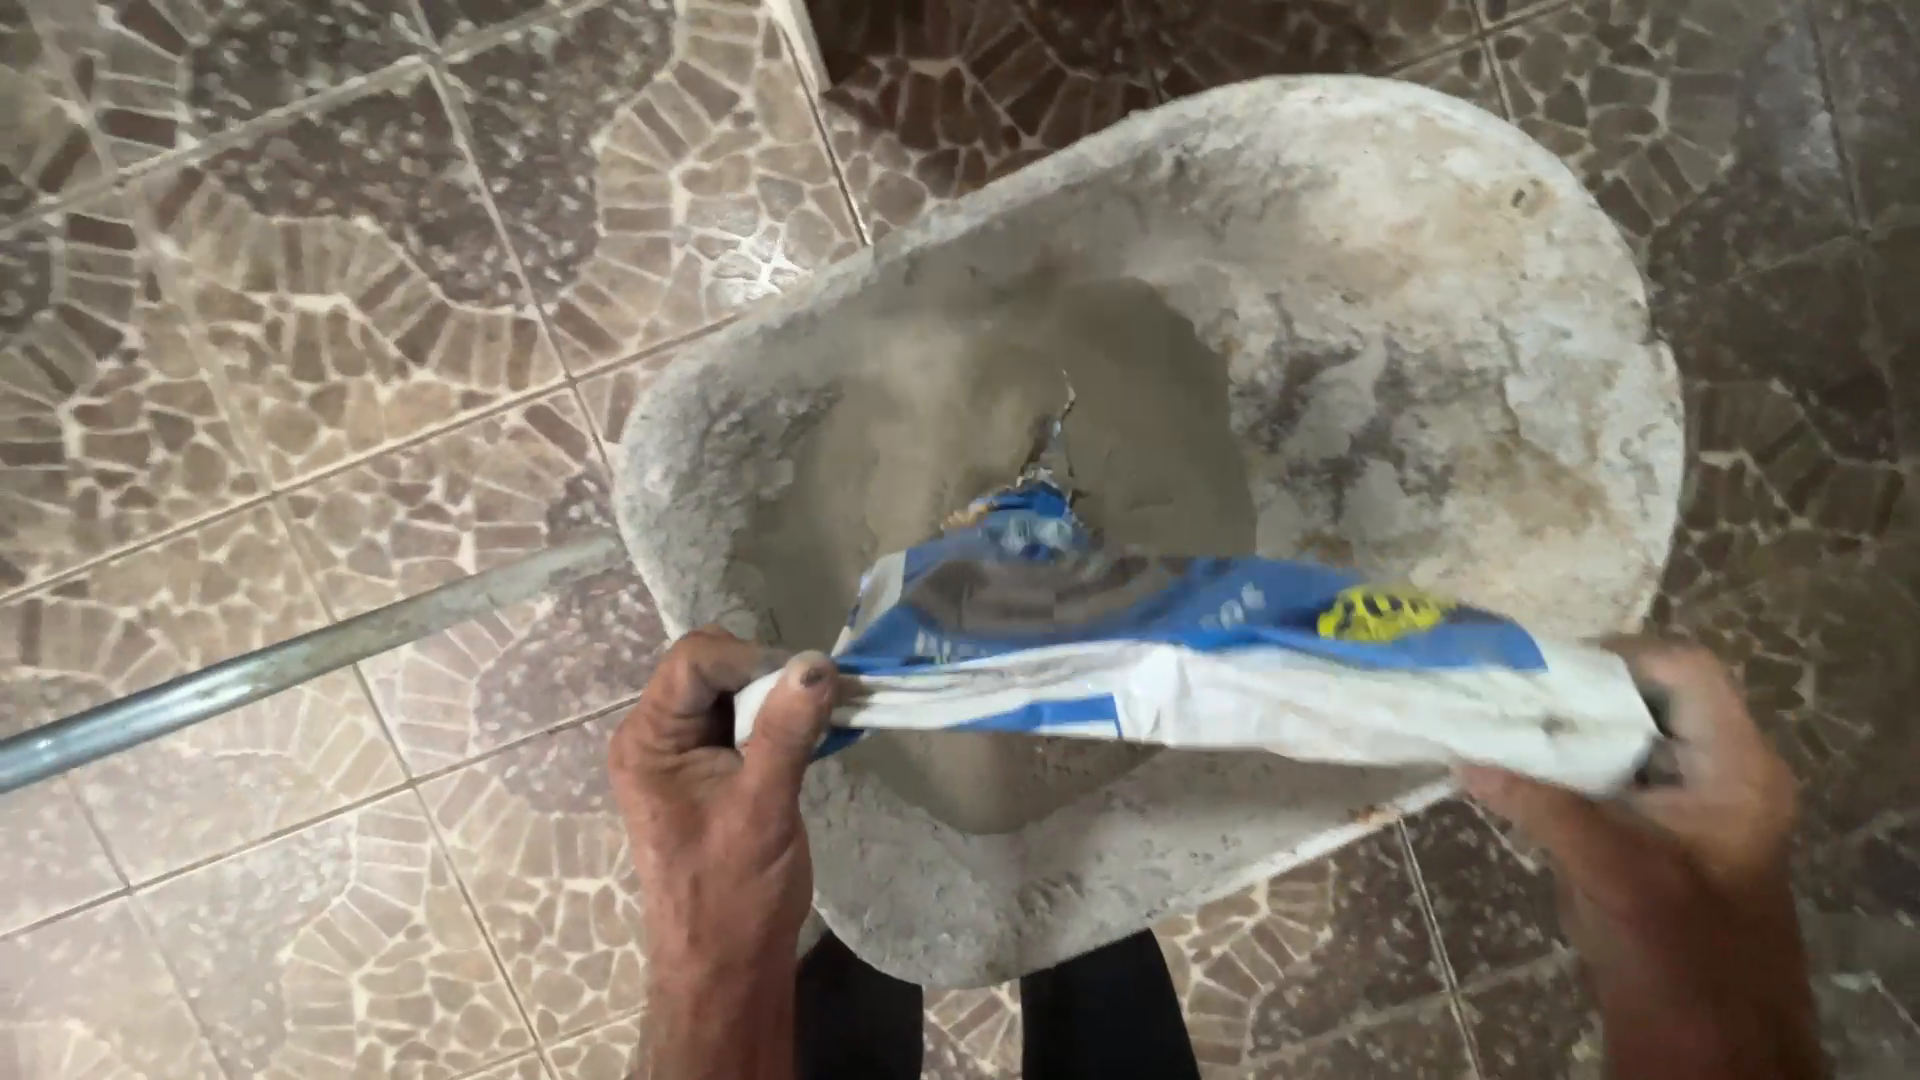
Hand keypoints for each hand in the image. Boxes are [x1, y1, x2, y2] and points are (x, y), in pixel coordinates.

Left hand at [608, 628, 835, 1079]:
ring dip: (779, 690)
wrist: (728, 962)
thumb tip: (817, 664)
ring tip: (820, 712)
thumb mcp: (762, 809)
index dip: (751, 658)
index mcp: (649, 740)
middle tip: (815, 698)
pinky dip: (783, 710)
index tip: (805, 681)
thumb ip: (786, 732)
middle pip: (712, 663)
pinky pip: (749, 711)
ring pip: (735, 684)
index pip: (694, 661)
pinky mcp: (717, 761)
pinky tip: (812, 727)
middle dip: (766, 670)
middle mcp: (660, 734)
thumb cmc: (732, 894)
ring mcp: (687, 747)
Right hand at [1456, 639, 1817, 1079]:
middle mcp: (1709, 765)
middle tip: (1500, 684)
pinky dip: (1546, 748)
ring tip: (1489, 709)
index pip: (1686, 672)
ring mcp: (1672, 789)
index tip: (1542, 672)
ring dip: (1552, 716)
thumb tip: (1460, 757)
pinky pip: (1591, 758)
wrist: (1696, 1023)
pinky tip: (1498, 752)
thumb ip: (1537, 804)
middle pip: (1641, 689)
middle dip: (1569, 682)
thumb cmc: (1676, 943)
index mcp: (1733, 768)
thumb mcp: (1609, 867)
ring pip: (1610, 722)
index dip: (1617, 656)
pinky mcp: (1635, 812)